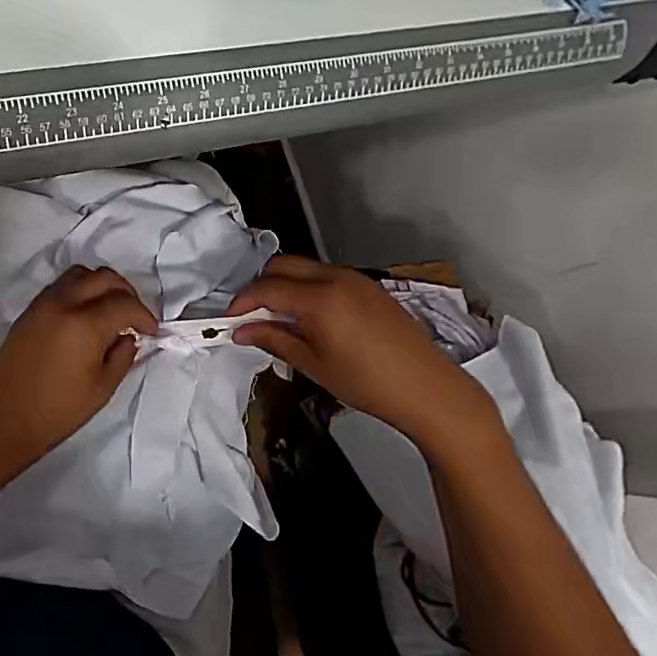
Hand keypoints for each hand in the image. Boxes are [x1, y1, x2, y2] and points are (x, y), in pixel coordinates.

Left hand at [0, 266, 158, 488]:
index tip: (152, 331)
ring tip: (110, 310)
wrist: (5, 421)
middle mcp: (63, 304)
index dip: (144, 315)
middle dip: (127, 293)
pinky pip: (60, 285)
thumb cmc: (58, 411)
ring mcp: (42, 303)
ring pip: (80, 274)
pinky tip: (86, 314)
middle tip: (135, 317)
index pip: (125, 304)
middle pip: (104, 278)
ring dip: (102, 285)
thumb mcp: (102, 388)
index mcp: (84, 324)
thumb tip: (128, 336)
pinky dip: (80, 289)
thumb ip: (123, 355)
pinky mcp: (29, 310)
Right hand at [228, 256, 503, 458]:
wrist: (428, 389)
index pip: (266, 289)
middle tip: (250, 317)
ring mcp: (356, 279)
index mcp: (320, 298)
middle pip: (282, 266)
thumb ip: (274, 339)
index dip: (241, 303)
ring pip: (305, 268)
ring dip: (284, 285)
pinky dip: (307, 288)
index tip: (228, 321)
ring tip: (278, 320)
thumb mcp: (313, 364)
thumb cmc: (367, 383)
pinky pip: (326, 276)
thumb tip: (242, 331)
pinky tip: (309, 318)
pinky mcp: (369, 287)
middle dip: (260, 287)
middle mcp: (336, 278)